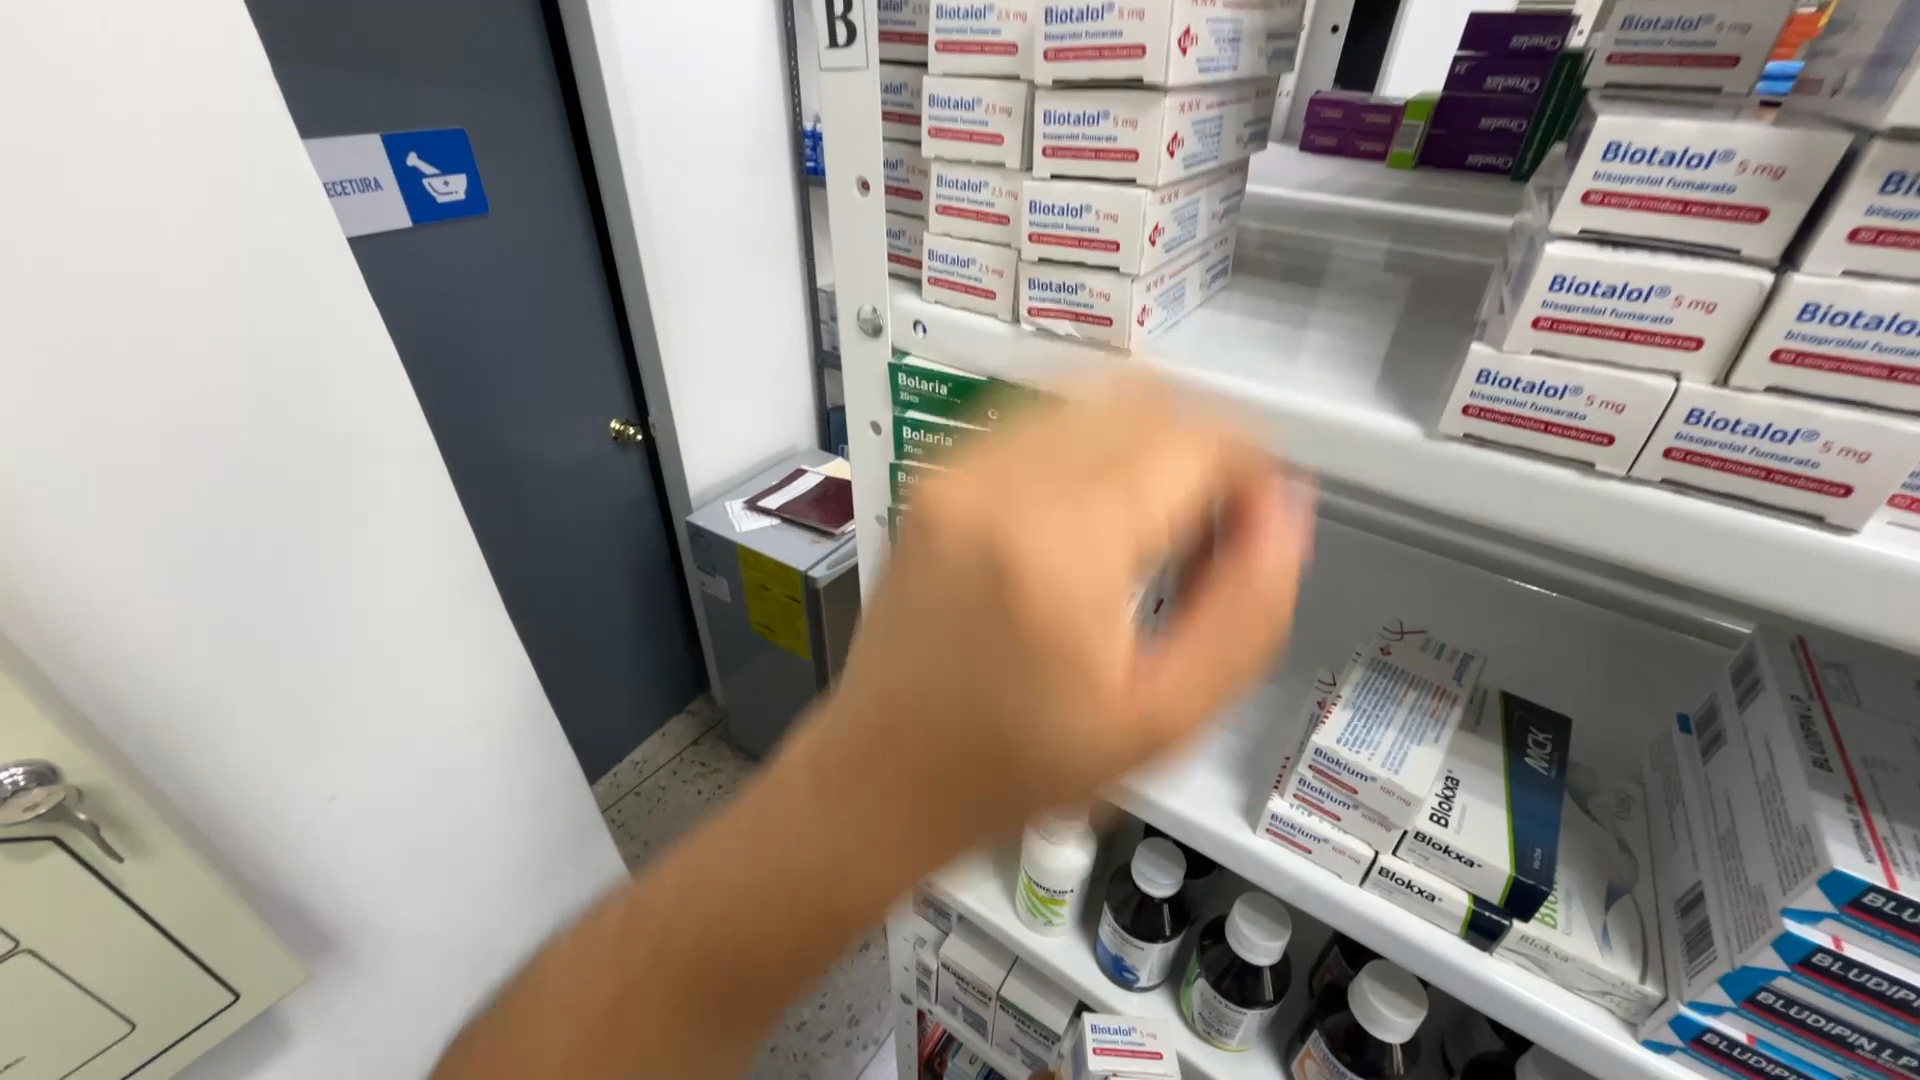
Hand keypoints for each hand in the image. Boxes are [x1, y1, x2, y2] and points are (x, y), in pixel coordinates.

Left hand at [815, 372, 1314, 851]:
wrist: (885, 769)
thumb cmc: (1018, 764)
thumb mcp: (1162, 719)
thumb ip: (1246, 613)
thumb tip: (1284, 514)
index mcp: (1062, 546)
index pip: (1196, 442)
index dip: (1251, 473)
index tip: (1252, 531)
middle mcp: (1000, 484)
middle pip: (1147, 402)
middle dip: (1203, 452)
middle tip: (1209, 532)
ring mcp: (956, 471)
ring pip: (1092, 398)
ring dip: (1145, 444)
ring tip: (1151, 526)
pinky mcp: (934, 477)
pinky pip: (1035, 420)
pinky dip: (1087, 446)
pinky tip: (1091, 514)